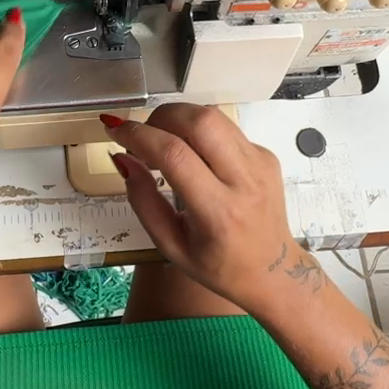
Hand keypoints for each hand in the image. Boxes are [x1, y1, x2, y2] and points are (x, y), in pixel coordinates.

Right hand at [103, 104, 319, 312]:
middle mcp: (244, 181)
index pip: (175, 155)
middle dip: (161, 117)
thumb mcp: (171, 247)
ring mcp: (260, 163)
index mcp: (218, 213)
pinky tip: (191, 153)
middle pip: (200, 121)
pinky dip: (199, 131)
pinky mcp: (266, 155)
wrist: (274, 271)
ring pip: (214, 116)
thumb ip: (143, 201)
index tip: (114, 130)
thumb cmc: (219, 266)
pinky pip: (226, 128)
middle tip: (142, 134)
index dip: (139, 135)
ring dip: (178, 118)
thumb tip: (122, 158)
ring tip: (162, 140)